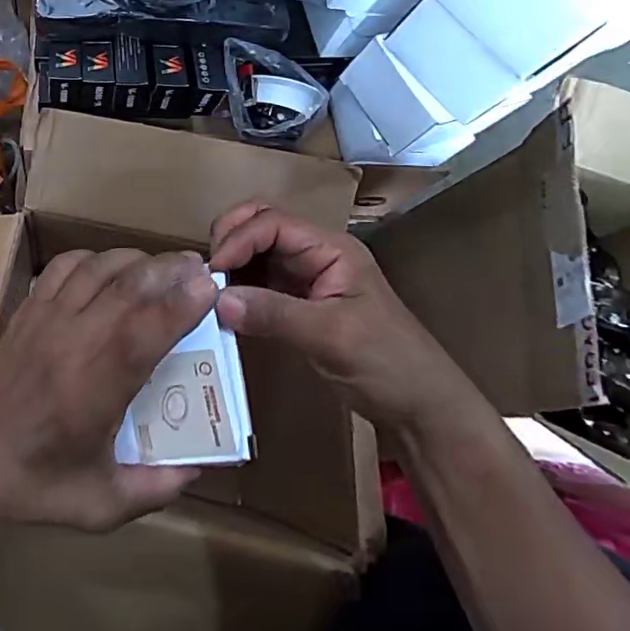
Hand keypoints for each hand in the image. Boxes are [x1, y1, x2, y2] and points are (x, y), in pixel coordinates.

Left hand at [0, 248, 218, 531]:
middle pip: (128, 285)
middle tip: (201, 268)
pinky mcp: (29, 309)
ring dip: (139, 258)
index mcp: (93, 388)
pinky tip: (112, 267)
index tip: (211, 287)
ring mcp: (46, 317)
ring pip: (99, 266)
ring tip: (165, 264)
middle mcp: (72, 340)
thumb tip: (200, 466)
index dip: (181, 304)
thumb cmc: (33, 481)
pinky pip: (66, 265)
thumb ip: (155, 488)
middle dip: (170, 269)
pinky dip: (96, 256)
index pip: (144, 331)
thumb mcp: (99, 506)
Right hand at [209, 200, 468, 429]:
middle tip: (207, 271)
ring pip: (257, 252)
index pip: (273, 222)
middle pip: (262, 224)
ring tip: (209, 289)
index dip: (239, 239)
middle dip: (230, 237)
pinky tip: (223, 306)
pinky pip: (259, 282)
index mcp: (331, 249)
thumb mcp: (332, 337)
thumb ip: (275, 314)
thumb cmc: (389, 364)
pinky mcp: (298, 303)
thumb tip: (219, 300)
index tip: (214, 272)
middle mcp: (315, 255)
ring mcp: (306, 278)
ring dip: (232, 263)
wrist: (422, 408)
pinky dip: (238, 287)